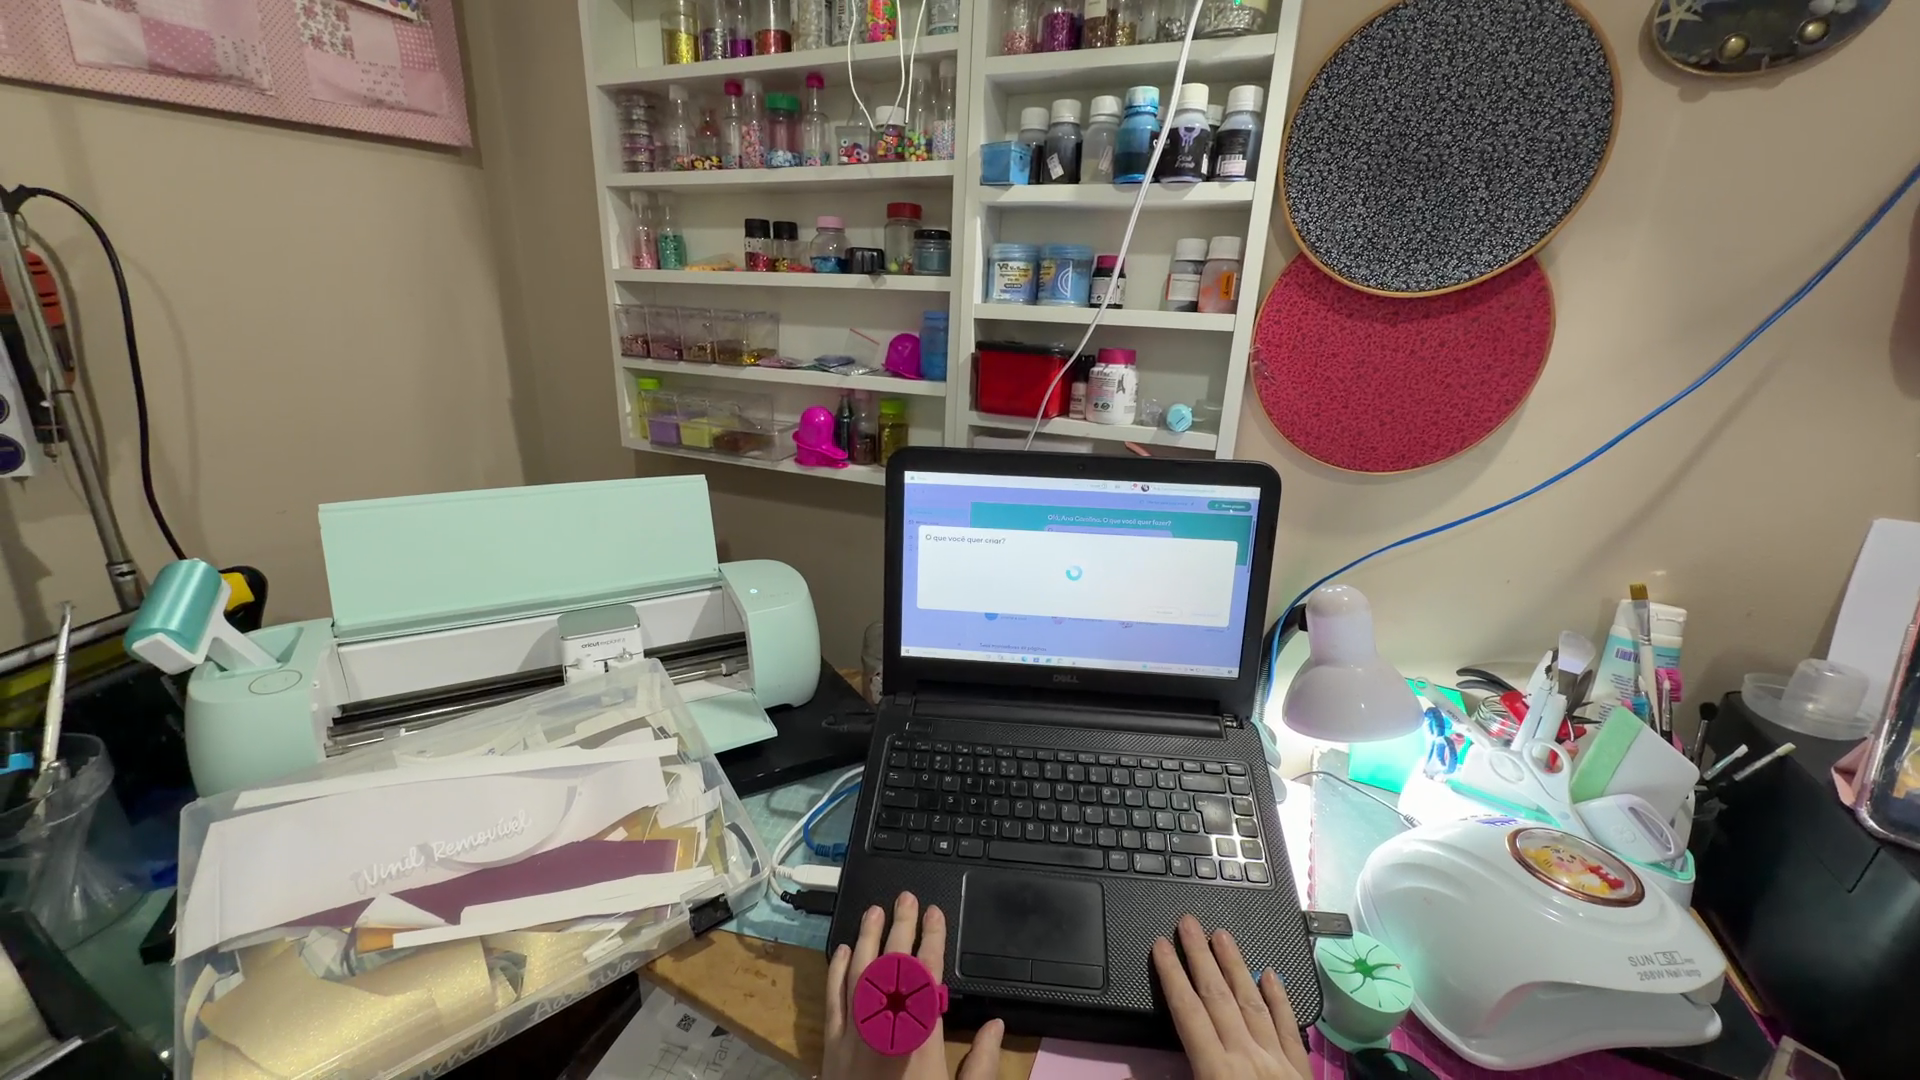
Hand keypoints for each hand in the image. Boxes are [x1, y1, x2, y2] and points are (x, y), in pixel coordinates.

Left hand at [824, 892, 1004, 1079]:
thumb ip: (981, 1066)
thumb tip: (996, 1026)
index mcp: (918, 1039)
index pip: (926, 975)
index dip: (932, 940)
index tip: (936, 914)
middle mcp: (882, 1029)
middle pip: (891, 965)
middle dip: (900, 927)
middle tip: (907, 897)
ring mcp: (851, 1037)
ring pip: (857, 974)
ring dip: (866, 938)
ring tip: (874, 911)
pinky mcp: (829, 1050)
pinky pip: (831, 1000)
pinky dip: (836, 971)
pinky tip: (841, 951)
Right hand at [1152, 916, 1309, 1079]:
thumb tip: (1143, 1076)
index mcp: (1218, 1075)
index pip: (1188, 1013)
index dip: (1171, 975)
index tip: (1160, 945)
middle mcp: (1249, 1061)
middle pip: (1218, 997)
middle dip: (1199, 956)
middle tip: (1188, 921)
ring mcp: (1279, 1066)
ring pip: (1252, 1003)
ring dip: (1234, 965)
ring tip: (1221, 934)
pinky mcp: (1303, 1076)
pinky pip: (1290, 1029)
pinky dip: (1279, 999)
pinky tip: (1272, 974)